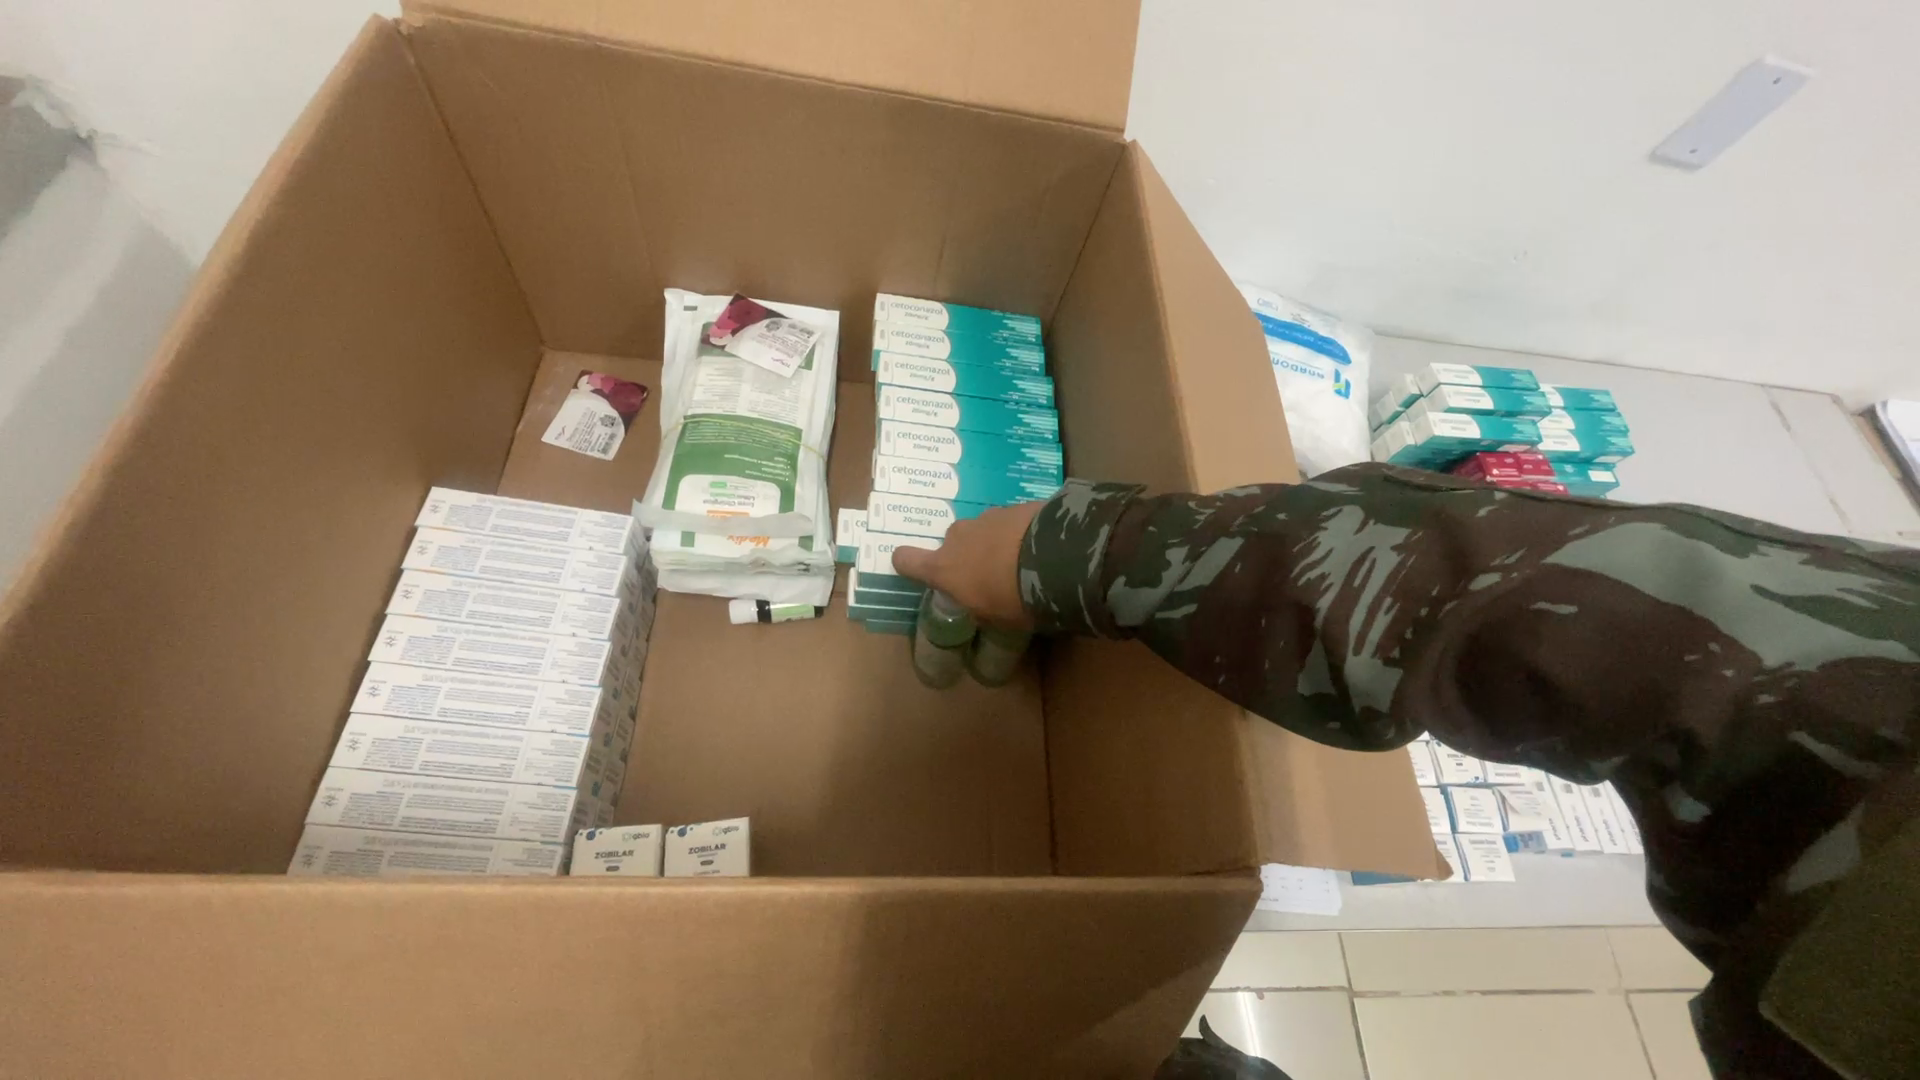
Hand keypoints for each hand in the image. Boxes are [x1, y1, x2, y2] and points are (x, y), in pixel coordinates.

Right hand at [891, 502, 1042, 629]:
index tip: (912, 566)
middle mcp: (958, 538)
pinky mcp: (1014, 506)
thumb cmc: (1015, 599)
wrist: (1054, 559)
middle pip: (952, 544)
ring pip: (982, 531)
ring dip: (994, 542)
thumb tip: (980, 602)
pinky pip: (1009, 522)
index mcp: (944, 569)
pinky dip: (1017, 532)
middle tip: (991, 572)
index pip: (906, 560)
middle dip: (967, 555)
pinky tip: (1039, 547)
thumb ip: (981, 606)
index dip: (908, 562)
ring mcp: (985, 518)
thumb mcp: (995, 617)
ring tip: (1021, 560)